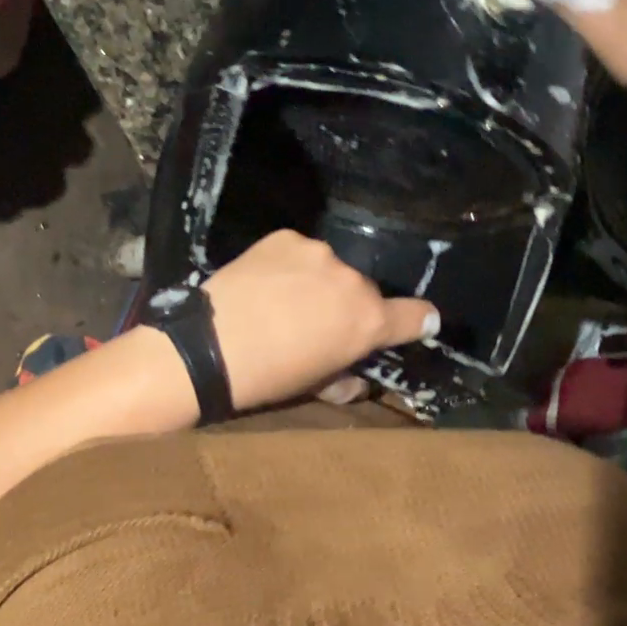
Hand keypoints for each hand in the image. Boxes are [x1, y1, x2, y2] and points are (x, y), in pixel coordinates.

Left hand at [201, 230, 437, 410]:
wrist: (209, 347)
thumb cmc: (268, 378)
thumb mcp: (312, 387)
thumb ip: (344, 379)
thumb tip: (355, 380)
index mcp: (368, 321)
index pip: (416, 315)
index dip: (418, 321)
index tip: (417, 323)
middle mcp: (351, 281)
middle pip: (363, 292)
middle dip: (348, 307)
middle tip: (318, 324)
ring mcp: (318, 254)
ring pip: (329, 269)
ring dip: (318, 284)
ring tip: (283, 303)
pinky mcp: (284, 238)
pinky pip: (297, 253)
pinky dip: (288, 268)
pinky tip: (264, 285)